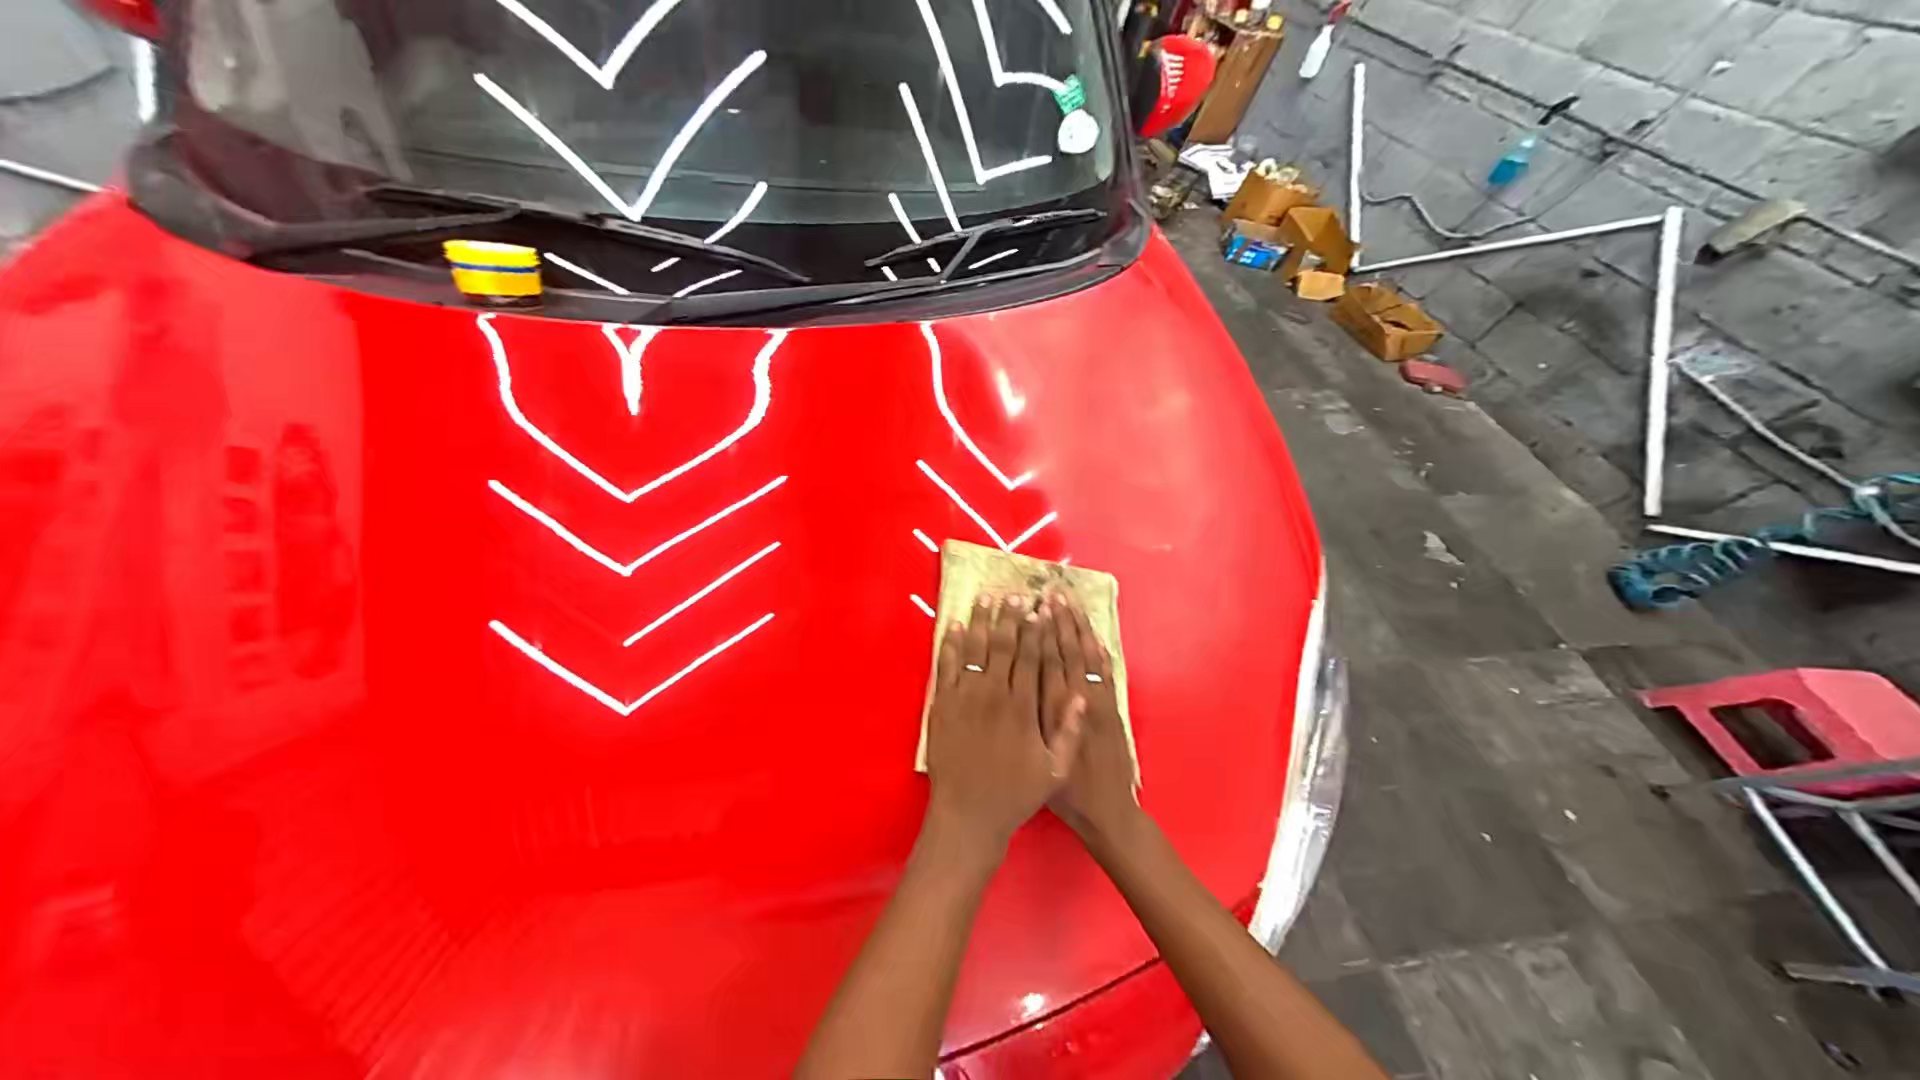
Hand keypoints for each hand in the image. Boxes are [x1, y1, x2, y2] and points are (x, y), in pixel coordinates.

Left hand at [925, 594, 1085, 851]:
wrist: (967, 815)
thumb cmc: (1013, 794)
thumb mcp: (1053, 770)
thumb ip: (1069, 732)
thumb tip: (1084, 696)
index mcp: (1022, 708)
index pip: (1031, 658)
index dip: (1035, 631)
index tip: (1039, 608)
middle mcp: (993, 696)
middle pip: (1003, 646)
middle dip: (1010, 617)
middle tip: (1015, 594)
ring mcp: (964, 698)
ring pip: (974, 649)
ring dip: (981, 621)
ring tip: (986, 597)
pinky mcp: (941, 706)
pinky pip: (946, 667)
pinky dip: (951, 645)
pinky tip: (956, 626)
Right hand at [1040, 596, 1140, 846]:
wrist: (1107, 811)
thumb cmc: (1064, 793)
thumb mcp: (1037, 761)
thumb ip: (1028, 725)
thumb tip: (1007, 688)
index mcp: (1051, 711)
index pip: (1043, 663)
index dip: (1038, 634)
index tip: (1032, 608)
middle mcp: (1074, 701)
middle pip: (1064, 653)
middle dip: (1057, 621)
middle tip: (1049, 592)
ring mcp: (1097, 703)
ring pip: (1085, 657)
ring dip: (1078, 628)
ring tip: (1070, 602)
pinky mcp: (1114, 710)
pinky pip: (1106, 674)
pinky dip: (1100, 653)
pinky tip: (1095, 634)